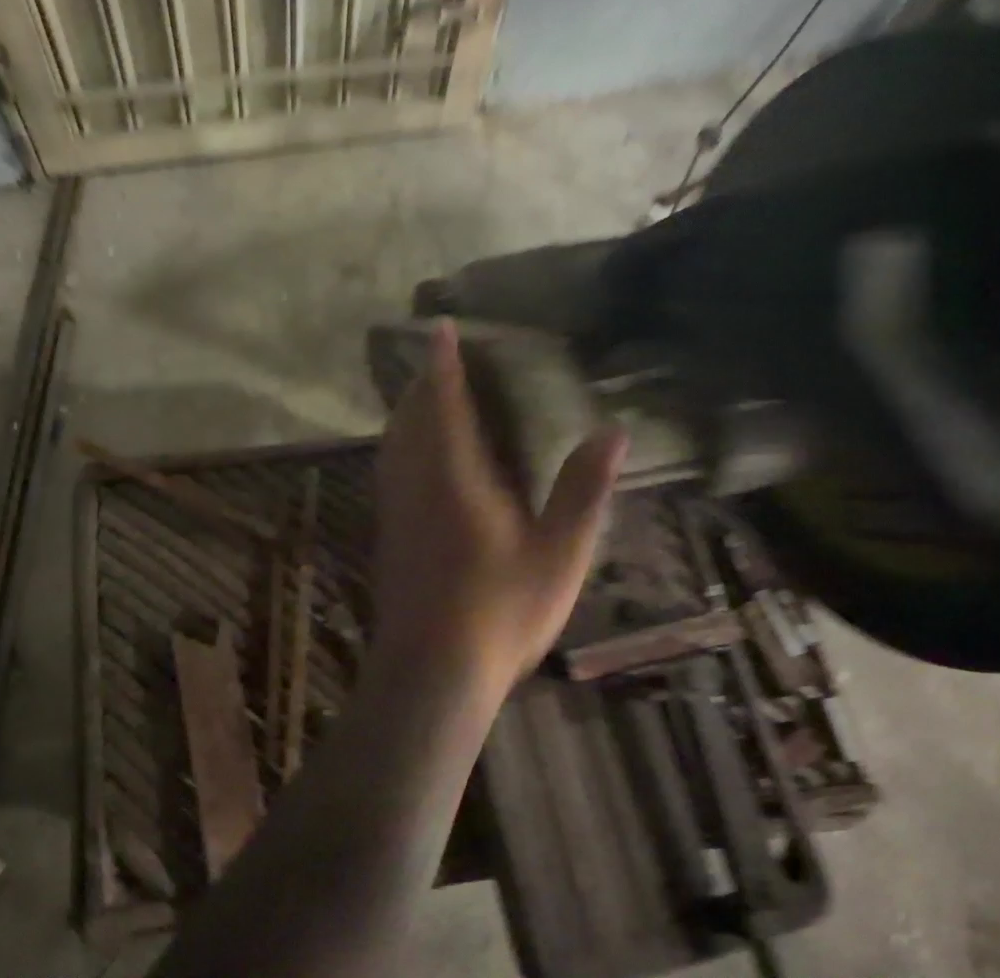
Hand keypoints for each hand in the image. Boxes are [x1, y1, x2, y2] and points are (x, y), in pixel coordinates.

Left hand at [371, 320, 625, 691]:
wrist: (432, 670)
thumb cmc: (501, 610)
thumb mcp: (559, 553)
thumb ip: (582, 490)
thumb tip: (612, 431)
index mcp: (455, 477)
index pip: (444, 403)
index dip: (443, 364)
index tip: (441, 328)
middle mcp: (416, 483)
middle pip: (411, 418)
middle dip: (423, 384)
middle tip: (439, 360)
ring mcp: (395, 511)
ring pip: (394, 445)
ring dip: (407, 413)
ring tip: (425, 398)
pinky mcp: (388, 537)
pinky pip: (390, 471)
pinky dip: (400, 446)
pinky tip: (414, 461)